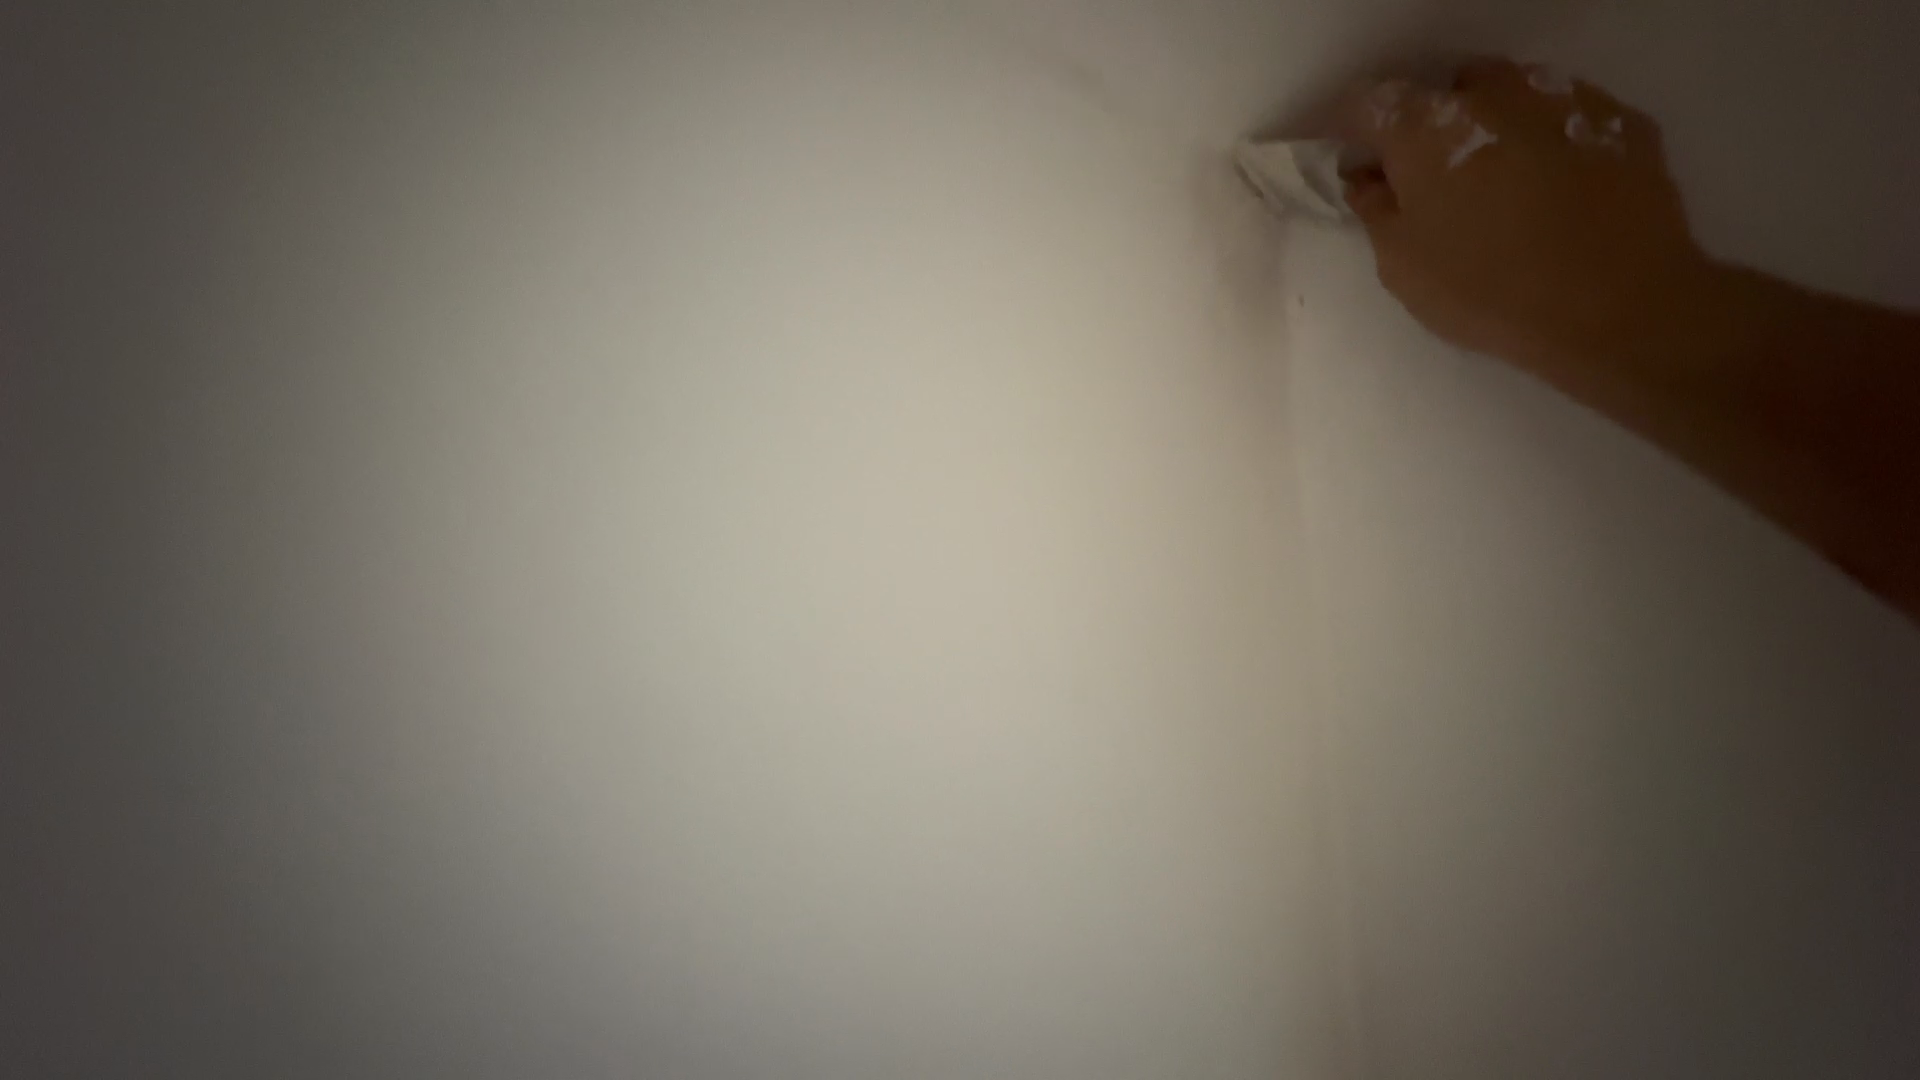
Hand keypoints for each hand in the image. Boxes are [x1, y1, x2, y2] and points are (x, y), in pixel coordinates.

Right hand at [1337, 58, 1719, 376]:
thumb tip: (1365, 177)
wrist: (1613, 303)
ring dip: (1483, 121)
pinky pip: (1563, 114)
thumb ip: (1376, 210)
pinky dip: (1539, 136)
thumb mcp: (1401, 263)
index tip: (1340, 152)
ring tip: (1481, 173)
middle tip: (1414, 173)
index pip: (1369, 104)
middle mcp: (1495, 95)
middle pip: (1444, 90)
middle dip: (1421, 123)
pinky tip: (1541, 180)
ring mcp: (1566, 100)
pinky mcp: (1621, 121)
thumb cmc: (1482, 288)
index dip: (1345, 125)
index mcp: (1426, 130)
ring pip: (1509, 91)